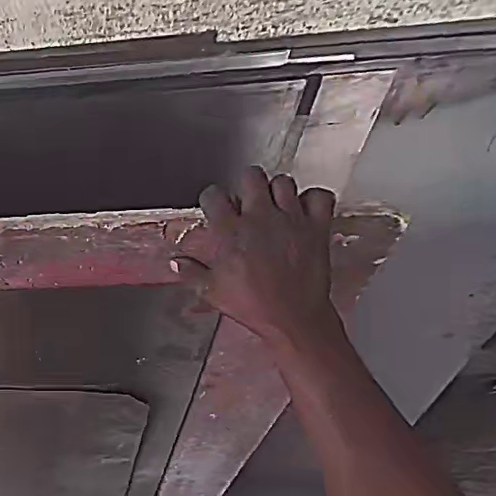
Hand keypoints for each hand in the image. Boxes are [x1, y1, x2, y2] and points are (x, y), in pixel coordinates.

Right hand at [173, 166, 343, 347]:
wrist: (293, 319)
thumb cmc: (252, 306)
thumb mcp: (212, 291)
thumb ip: (192, 272)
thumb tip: (175, 262)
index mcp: (230, 232)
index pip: (214, 195)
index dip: (213, 199)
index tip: (216, 207)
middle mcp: (259, 218)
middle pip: (250, 176)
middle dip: (246, 185)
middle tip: (247, 200)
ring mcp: (290, 219)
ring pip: (283, 182)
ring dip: (277, 191)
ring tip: (275, 205)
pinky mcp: (316, 227)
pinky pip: (319, 196)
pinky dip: (313, 199)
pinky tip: (304, 210)